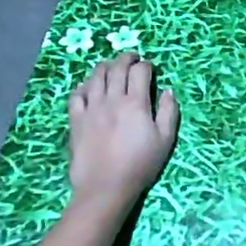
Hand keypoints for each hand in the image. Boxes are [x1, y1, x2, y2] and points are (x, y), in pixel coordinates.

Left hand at [66, 53, 179, 208]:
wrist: (105, 187)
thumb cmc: (140, 165)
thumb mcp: (165, 140)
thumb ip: (169, 112)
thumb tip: (168, 90)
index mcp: (136, 103)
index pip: (140, 71)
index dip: (146, 65)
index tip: (149, 68)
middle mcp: (112, 99)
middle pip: (117, 68)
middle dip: (126, 58)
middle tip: (132, 58)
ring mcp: (91, 108)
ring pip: (96, 77)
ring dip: (105, 66)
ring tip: (111, 66)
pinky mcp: (76, 119)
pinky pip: (76, 95)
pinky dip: (83, 86)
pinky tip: (88, 87)